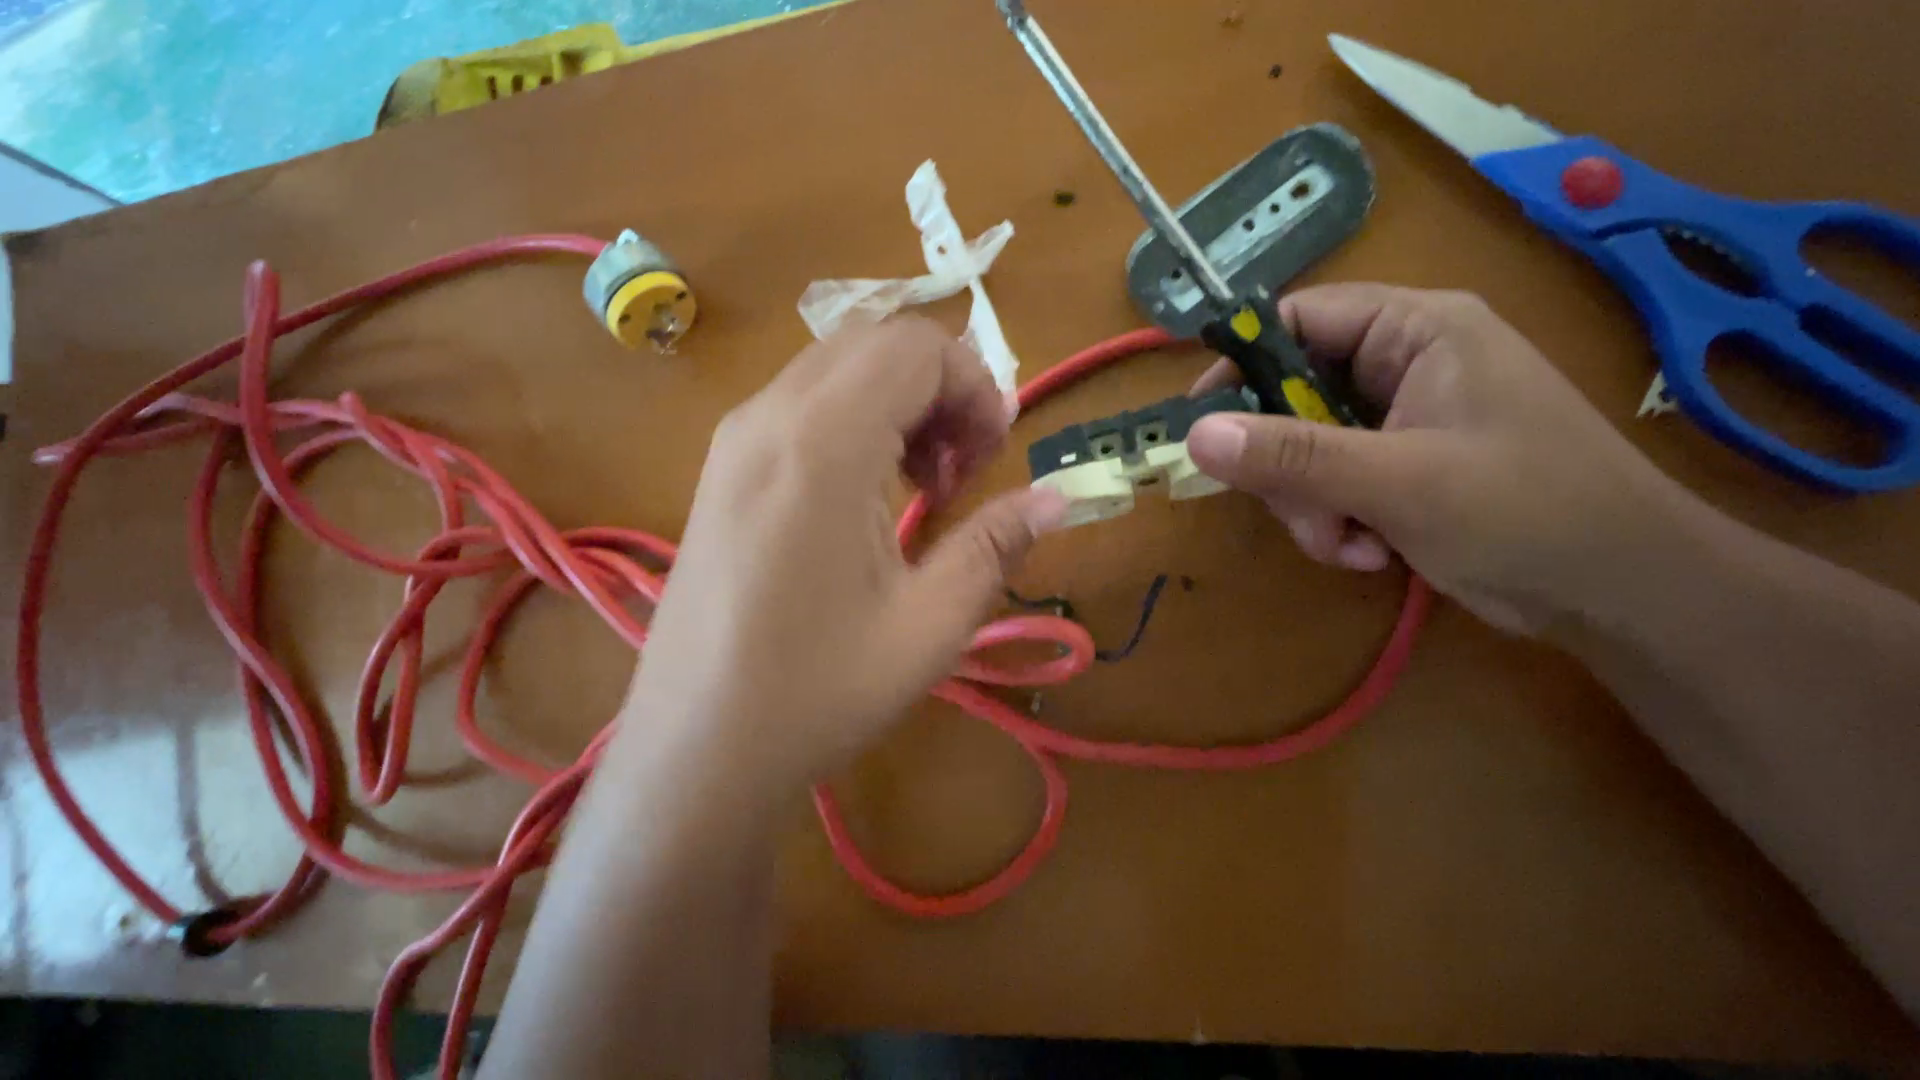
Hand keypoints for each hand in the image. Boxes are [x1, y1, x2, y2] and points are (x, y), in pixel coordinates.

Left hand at [614, 318, 1066, 791]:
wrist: (695, 748)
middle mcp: (767, 416)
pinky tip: (864, 502)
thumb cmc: (816, 692)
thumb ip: (996, 544)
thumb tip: (1057, 498)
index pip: (916, 347)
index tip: (993, 462)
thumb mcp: (929, 625)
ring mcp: (733, 439)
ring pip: (836, 368)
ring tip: (920, 491)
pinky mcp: (719, 469)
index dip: (975, 388)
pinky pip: (799, 405)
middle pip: (875, 343)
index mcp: (822, 442)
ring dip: (897, 404)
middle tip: (963, 476)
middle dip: (940, 389)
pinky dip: (852, 422)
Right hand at [1186, 283, 1689, 634]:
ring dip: (1311, 504)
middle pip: (1295, 393)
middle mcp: (1407, 363)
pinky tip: (1371, 554)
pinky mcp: (1406, 467)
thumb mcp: (1399, 482)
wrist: (1621, 590)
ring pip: (1308, 448)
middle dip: (1289, 464)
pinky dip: (1337, 522)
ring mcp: (1406, 419)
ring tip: (1349, 544)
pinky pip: (1335, 482)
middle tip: (1302, 512)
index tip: (1203, 424)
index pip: (1302, 319)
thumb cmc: (1526, 511)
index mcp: (1418, 330)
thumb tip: (1195, 437)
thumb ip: (1294, 457)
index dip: (1243, 363)